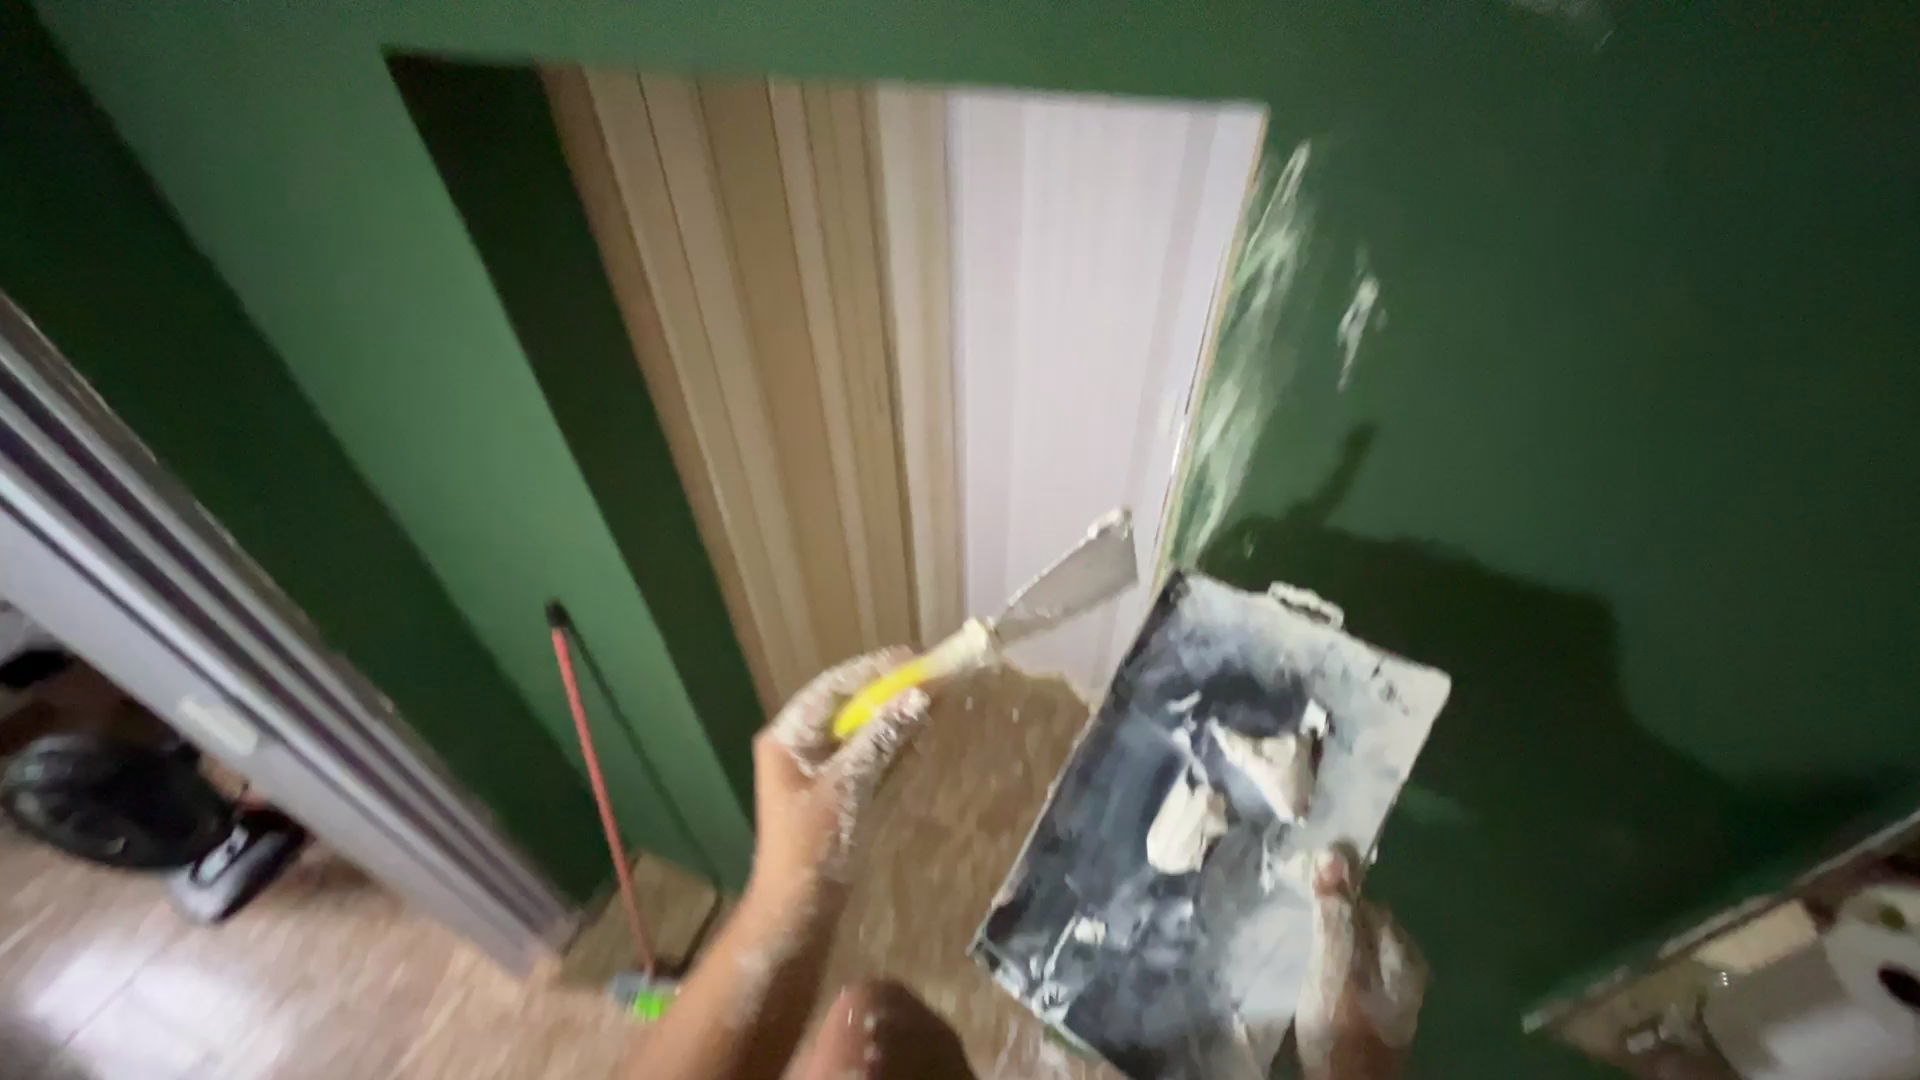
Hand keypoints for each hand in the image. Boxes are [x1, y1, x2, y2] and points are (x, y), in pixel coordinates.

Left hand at [749, 648, 929, 905]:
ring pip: (858, 725)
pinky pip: (865, 750)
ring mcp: (816, 765)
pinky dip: (890, 739)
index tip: (915, 657)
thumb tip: (918, 695)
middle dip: (887, 688)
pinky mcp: (834, 786)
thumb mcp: (847, 788)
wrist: (798, 911)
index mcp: (788, 736)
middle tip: (930, 676)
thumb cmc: (813, 849)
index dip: (875, 669)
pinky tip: (918, 732)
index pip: (834, 686)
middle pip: (847, 701)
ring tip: (931, 696)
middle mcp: (799, 742)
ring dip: (892, 712)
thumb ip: (881, 738)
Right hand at [1296, 846, 1427, 1079]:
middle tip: (1289, 897)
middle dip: (1327, 902)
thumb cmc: (1342, 1027)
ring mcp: (1387, 985)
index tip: (1298, 877)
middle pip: (1360, 915)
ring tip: (1290, 920)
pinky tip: (1304, 953)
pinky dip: (1325, 949)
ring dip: (1323, 926)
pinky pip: (1346, 957)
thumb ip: (1335, 912)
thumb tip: (1334, 851)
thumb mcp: (1333, 965)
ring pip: (1351, 936)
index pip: (1365, 896)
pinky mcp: (1367, 1001)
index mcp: (1403, 951)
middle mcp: (1403, 964)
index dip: (1332, 883)